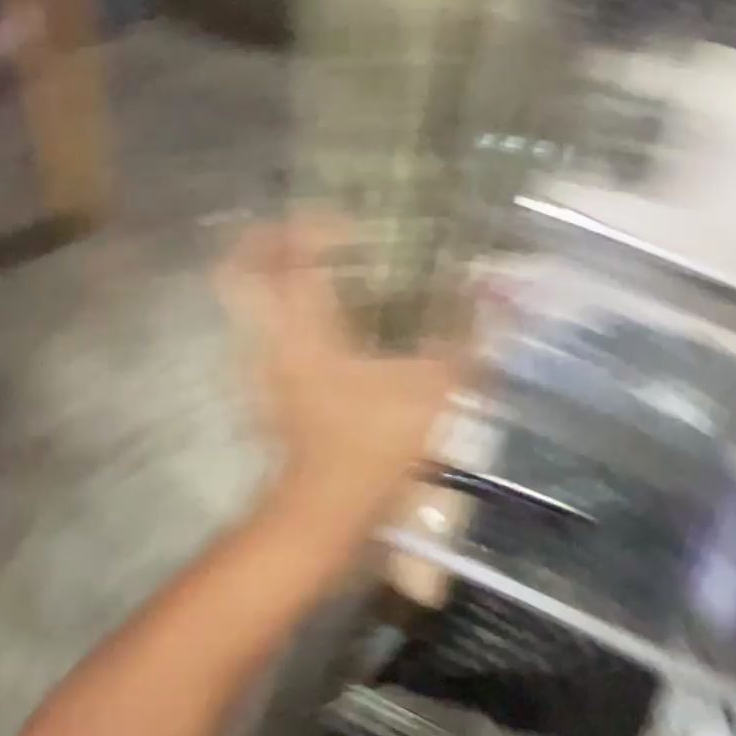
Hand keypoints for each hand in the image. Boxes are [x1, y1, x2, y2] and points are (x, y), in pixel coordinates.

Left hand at [219, 218, 466, 527]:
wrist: (325, 508)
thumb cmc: (373, 444)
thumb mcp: (431, 389)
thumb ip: (465, 338)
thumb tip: (497, 295)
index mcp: (306, 326)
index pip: (292, 254)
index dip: (314, 226)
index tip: (347, 227)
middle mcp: (269, 338)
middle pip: (238, 270)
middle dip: (264, 242)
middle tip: (301, 233)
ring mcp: (256, 367)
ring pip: (242, 306)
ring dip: (270, 281)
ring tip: (314, 276)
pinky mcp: (259, 393)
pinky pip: (258, 336)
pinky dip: (279, 318)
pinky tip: (319, 330)